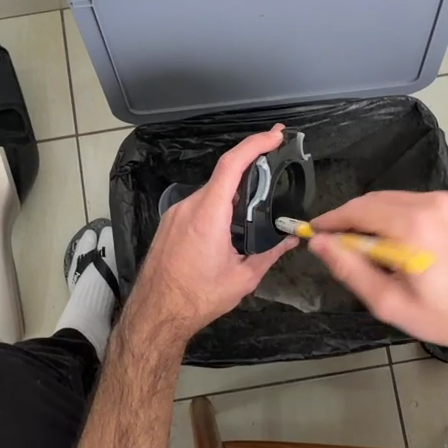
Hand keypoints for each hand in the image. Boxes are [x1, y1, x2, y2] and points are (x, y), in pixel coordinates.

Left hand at [127, 125, 297, 347]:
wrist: (156, 313)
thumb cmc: (198, 297)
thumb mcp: (243, 278)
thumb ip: (269, 253)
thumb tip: (291, 239)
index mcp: (208, 215)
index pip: (231, 165)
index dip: (254, 144)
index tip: (275, 135)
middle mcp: (189, 206)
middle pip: (223, 177)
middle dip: (251, 168)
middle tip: (275, 160)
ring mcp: (175, 213)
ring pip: (211, 192)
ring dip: (234, 193)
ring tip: (258, 202)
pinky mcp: (169, 223)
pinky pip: (198, 205)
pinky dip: (217, 205)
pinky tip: (231, 223)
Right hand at [307, 190, 447, 363]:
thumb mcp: (391, 303)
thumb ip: (350, 269)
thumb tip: (320, 244)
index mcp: (413, 225)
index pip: (357, 210)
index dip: (330, 220)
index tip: (312, 232)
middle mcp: (431, 203)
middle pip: (373, 201)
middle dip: (350, 220)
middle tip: (336, 245)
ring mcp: (447, 202)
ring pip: (392, 201)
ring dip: (373, 219)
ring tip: (366, 251)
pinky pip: (413, 205)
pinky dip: (395, 219)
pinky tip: (395, 246)